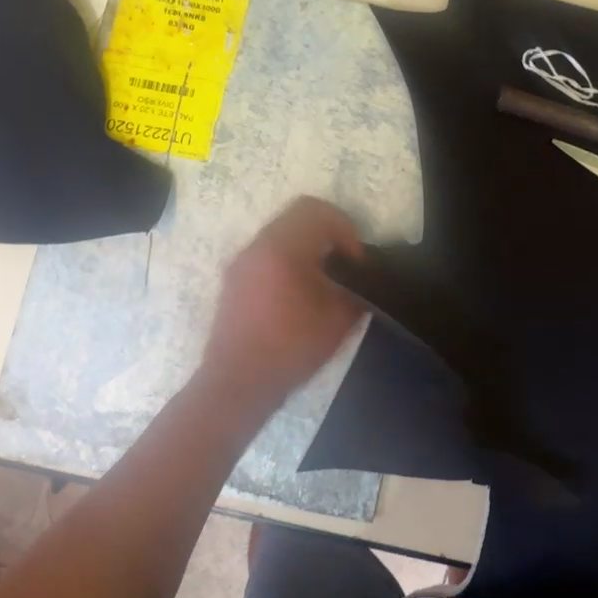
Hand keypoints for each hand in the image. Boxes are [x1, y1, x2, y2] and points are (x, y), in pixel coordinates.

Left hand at [200, 197, 365, 407]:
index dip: (345, 228)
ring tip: (325, 279)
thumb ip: (356, 289)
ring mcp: (241, 263)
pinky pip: (267, 253)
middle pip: (298, 216)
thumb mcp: (338, 319)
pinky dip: (289, 259)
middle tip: (345, 262)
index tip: (356, 260)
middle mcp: (257, 246)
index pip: (317, 211)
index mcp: (282, 248)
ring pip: (281, 234)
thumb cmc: (290, 349)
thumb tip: (363, 279)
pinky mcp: (234, 281)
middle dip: (328, 232)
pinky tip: (301, 293)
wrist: (237, 386)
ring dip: (307, 246)